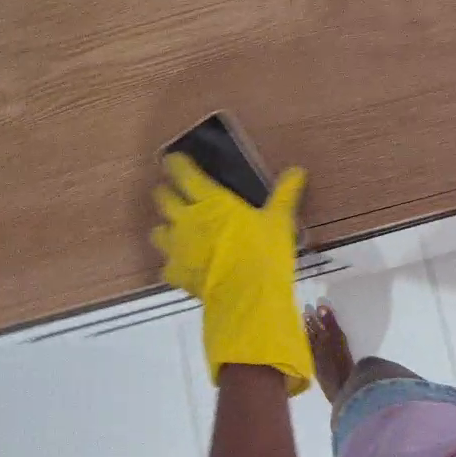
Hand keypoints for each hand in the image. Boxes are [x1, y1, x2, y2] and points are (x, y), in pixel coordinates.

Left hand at [152, 154, 312, 395]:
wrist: (246, 296)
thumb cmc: (263, 251)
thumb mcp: (280, 220)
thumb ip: (285, 194)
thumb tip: (297, 170)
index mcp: (211, 201)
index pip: (184, 174)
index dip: (176, 164)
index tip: (173, 160)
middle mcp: (186, 219)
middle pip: (163, 199)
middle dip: (165, 193)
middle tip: (172, 192)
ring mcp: (176, 248)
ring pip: (157, 231)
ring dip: (165, 228)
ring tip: (175, 230)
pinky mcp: (175, 274)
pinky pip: (166, 266)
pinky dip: (173, 264)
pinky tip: (184, 266)